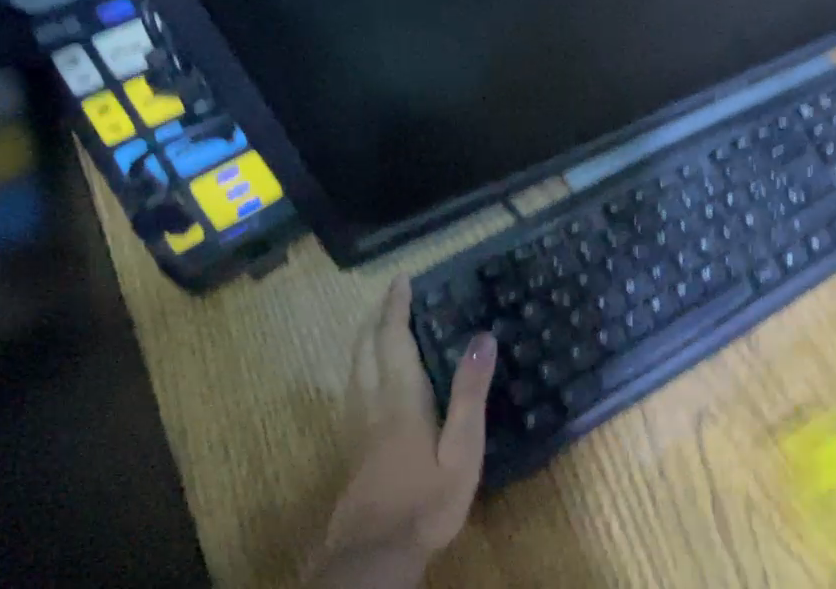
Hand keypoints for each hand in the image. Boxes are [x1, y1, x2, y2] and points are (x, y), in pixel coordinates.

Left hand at [303, 275, 495, 588]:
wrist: (375, 556)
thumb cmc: (428, 500)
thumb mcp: (462, 448)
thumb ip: (469, 393)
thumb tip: (482, 337)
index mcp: (401, 401)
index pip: (393, 342)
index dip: (396, 309)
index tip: (402, 279)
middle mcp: (372, 407)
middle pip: (365, 352)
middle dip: (377, 318)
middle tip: (394, 294)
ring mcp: (358, 430)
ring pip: (353, 371)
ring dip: (366, 340)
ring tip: (383, 324)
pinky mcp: (354, 449)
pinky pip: (354, 390)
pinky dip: (364, 366)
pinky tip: (372, 377)